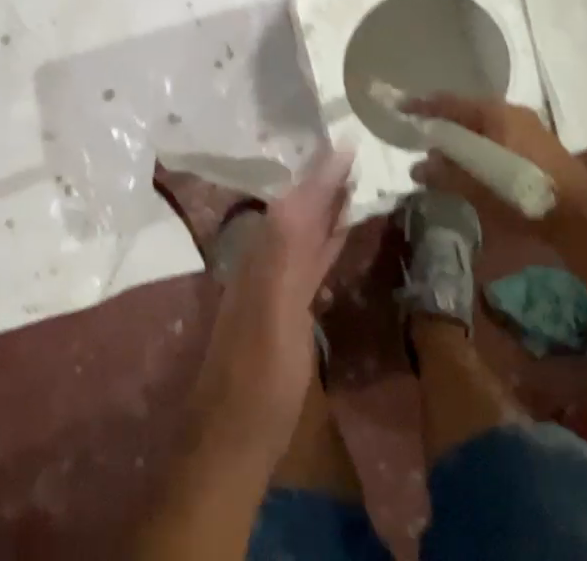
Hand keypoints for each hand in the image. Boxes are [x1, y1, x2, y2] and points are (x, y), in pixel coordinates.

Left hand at [184, 149, 352, 468]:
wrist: (232, 443)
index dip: (317, 175)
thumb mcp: (273, 315)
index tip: (345, 142)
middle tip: (354, 154)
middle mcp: (263, 270)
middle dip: (321, 185)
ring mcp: (273, 294)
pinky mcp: (285, 318)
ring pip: (302, 239)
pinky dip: (324, 245)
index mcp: (260, 263)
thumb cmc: (258, 382)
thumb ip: (285, 256)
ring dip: (325, 211)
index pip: (292, 205)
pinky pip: (308, 266)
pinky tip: (337, 239)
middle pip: (295, 217)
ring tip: (353, 185)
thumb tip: (296, 195)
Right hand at [402, 93, 586, 231]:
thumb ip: (445, 174)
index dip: (423, 105)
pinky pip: (499, 138)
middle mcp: (513, 113)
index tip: (401, 106)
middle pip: (469, 112)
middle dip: (444, 123)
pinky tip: (473, 166)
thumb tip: (418, 167)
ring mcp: (529, 129)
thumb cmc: (523, 194)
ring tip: (443, 156)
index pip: (450, 102)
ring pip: (486, 127)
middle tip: (420, 135)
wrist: (579, 215)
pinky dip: (480, 147)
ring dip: (463, 139)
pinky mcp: (539, 147)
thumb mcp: (477, 188)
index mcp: (496, 114)